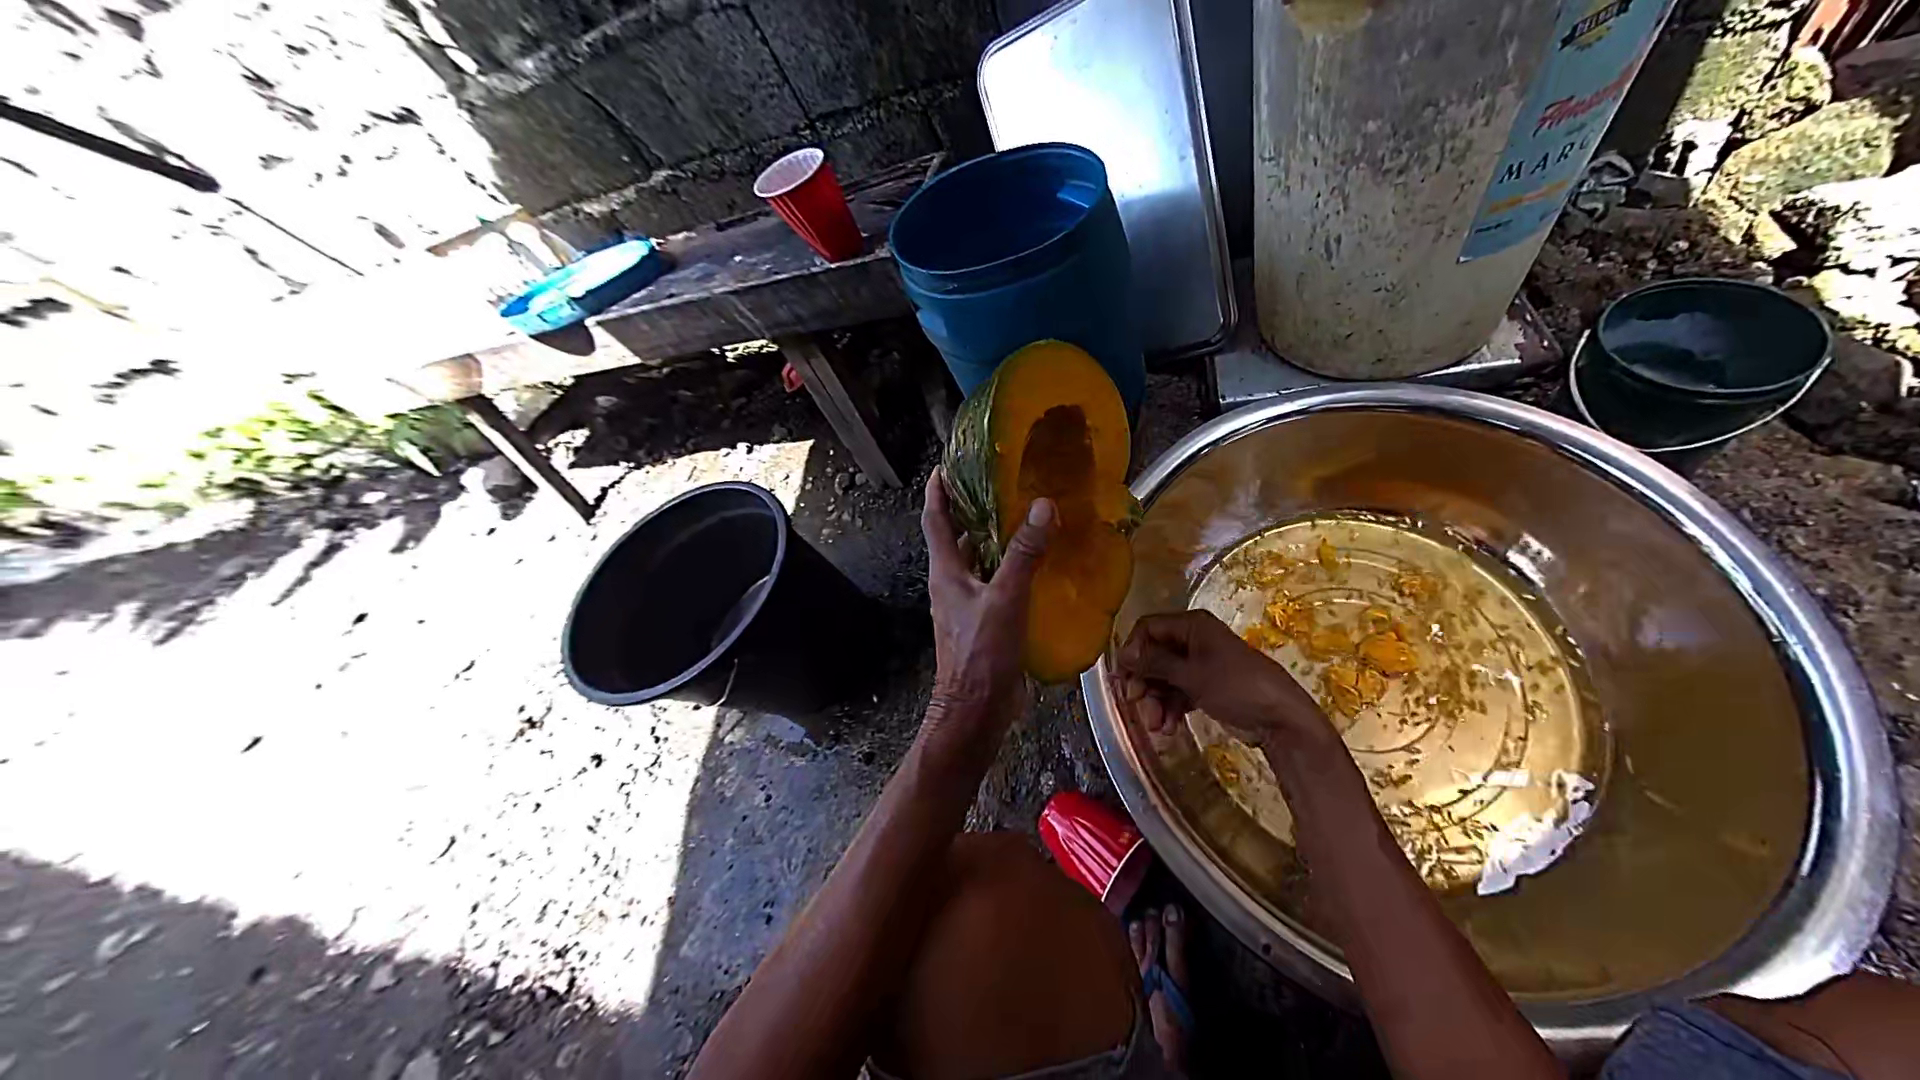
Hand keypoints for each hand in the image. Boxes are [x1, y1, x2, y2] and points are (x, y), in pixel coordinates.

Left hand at [920, 469, 1053, 739]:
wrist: (976, 709)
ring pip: (979, 561)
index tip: (946, 466)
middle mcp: (952, 583)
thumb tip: (1041, 507)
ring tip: (1022, 517)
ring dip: (994, 539)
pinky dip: (1011, 569)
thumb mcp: (1005, 599)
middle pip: (956, 537)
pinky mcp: (985, 621)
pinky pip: (996, 584)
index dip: (939, 491)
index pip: (935, 520)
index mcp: (946, 572)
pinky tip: (1036, 565)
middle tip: (1000, 486)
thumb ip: (1023, 554)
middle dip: (972, 510)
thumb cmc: (981, 654)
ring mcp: (967, 604)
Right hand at [1113, 610, 1330, 748]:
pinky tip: (1168, 728)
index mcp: (1192, 626)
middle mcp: (1194, 640)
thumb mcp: (1191, 675)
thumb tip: (1123, 655)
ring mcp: (1200, 664)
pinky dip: (1170, 708)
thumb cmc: (1236, 687)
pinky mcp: (1206, 687)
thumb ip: (1154, 663)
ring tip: (1156, 726)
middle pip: (1153, 655)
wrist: (1281, 720)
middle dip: (1144, 682)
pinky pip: (1178, 692)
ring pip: (1164, 678)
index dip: (1133, 651)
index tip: (1124, 676)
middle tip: (1135, 703)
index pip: (1148, 628)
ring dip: (1155, 701)